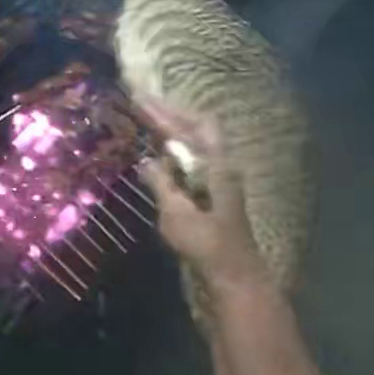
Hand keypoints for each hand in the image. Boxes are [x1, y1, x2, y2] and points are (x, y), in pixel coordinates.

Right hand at [135, 99, 269, 289]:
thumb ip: (162, 184)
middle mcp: (221, 168)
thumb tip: (147, 161)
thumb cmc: (206, 245)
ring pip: (195, 145)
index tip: (140, 97)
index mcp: (216, 166)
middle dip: (168, 114)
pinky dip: (172, 152)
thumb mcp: (177, 214)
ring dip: (171, 131)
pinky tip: (157, 156)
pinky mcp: (211, 196)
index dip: (165, 110)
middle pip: (197, 130)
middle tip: (139, 103)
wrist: (233, 277)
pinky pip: (191, 163)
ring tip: (145, 121)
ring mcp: (218, 182)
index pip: (192, 126)